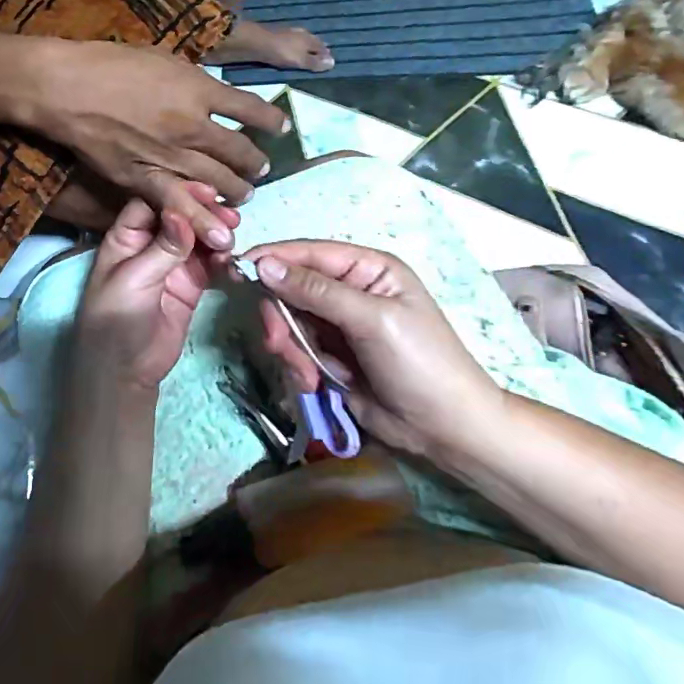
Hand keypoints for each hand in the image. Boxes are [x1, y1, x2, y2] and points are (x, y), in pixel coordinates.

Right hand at [38, 41, 287, 250]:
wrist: (69, 88)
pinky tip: (222, 230)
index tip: (278, 126)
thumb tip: (210, 92)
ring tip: (244, 195)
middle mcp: (194, 125)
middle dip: (255, 162)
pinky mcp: (144, 179)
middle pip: (239, 151)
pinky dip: (204, 219)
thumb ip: (191, 80)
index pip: (251, 109)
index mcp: (200, 90)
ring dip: (238, 189)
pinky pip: (181, 203)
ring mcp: (171, 156)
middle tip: (259, 168)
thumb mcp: (162, 58)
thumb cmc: (111, 63)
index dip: (271, 120)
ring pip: (218, 181)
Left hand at [76, 200, 220, 390]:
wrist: (125, 370)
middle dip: (203, 213)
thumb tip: (183, 214)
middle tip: (229, 214)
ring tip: (234, 232)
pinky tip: (231, 256)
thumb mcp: (135, 279)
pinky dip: (221, 257)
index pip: (153, 203)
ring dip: (216, 233)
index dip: (177, 194)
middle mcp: (149, 244)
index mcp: (126, 236)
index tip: (206, 192)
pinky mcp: (190, 284)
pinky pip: (209, 263)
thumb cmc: (116, 319)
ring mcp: (172, 263)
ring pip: (198, 238)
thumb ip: (162, 248)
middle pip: (179, 217)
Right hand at [242, 241, 507, 460]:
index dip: (272, 259)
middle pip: (290, 288)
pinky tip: (314, 383)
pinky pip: (296, 348)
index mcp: (367, 268)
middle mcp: (349, 289)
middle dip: (281, 317)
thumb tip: (265, 264)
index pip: (308, 253)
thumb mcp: (371, 320)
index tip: (237, 269)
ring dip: (290, 347)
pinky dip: (298, 365)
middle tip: (280, 344)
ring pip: (289, 321)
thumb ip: (316, 291)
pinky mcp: (330, 354)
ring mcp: (337, 323)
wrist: (446, 430)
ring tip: (308, 374)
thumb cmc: (421, 363)